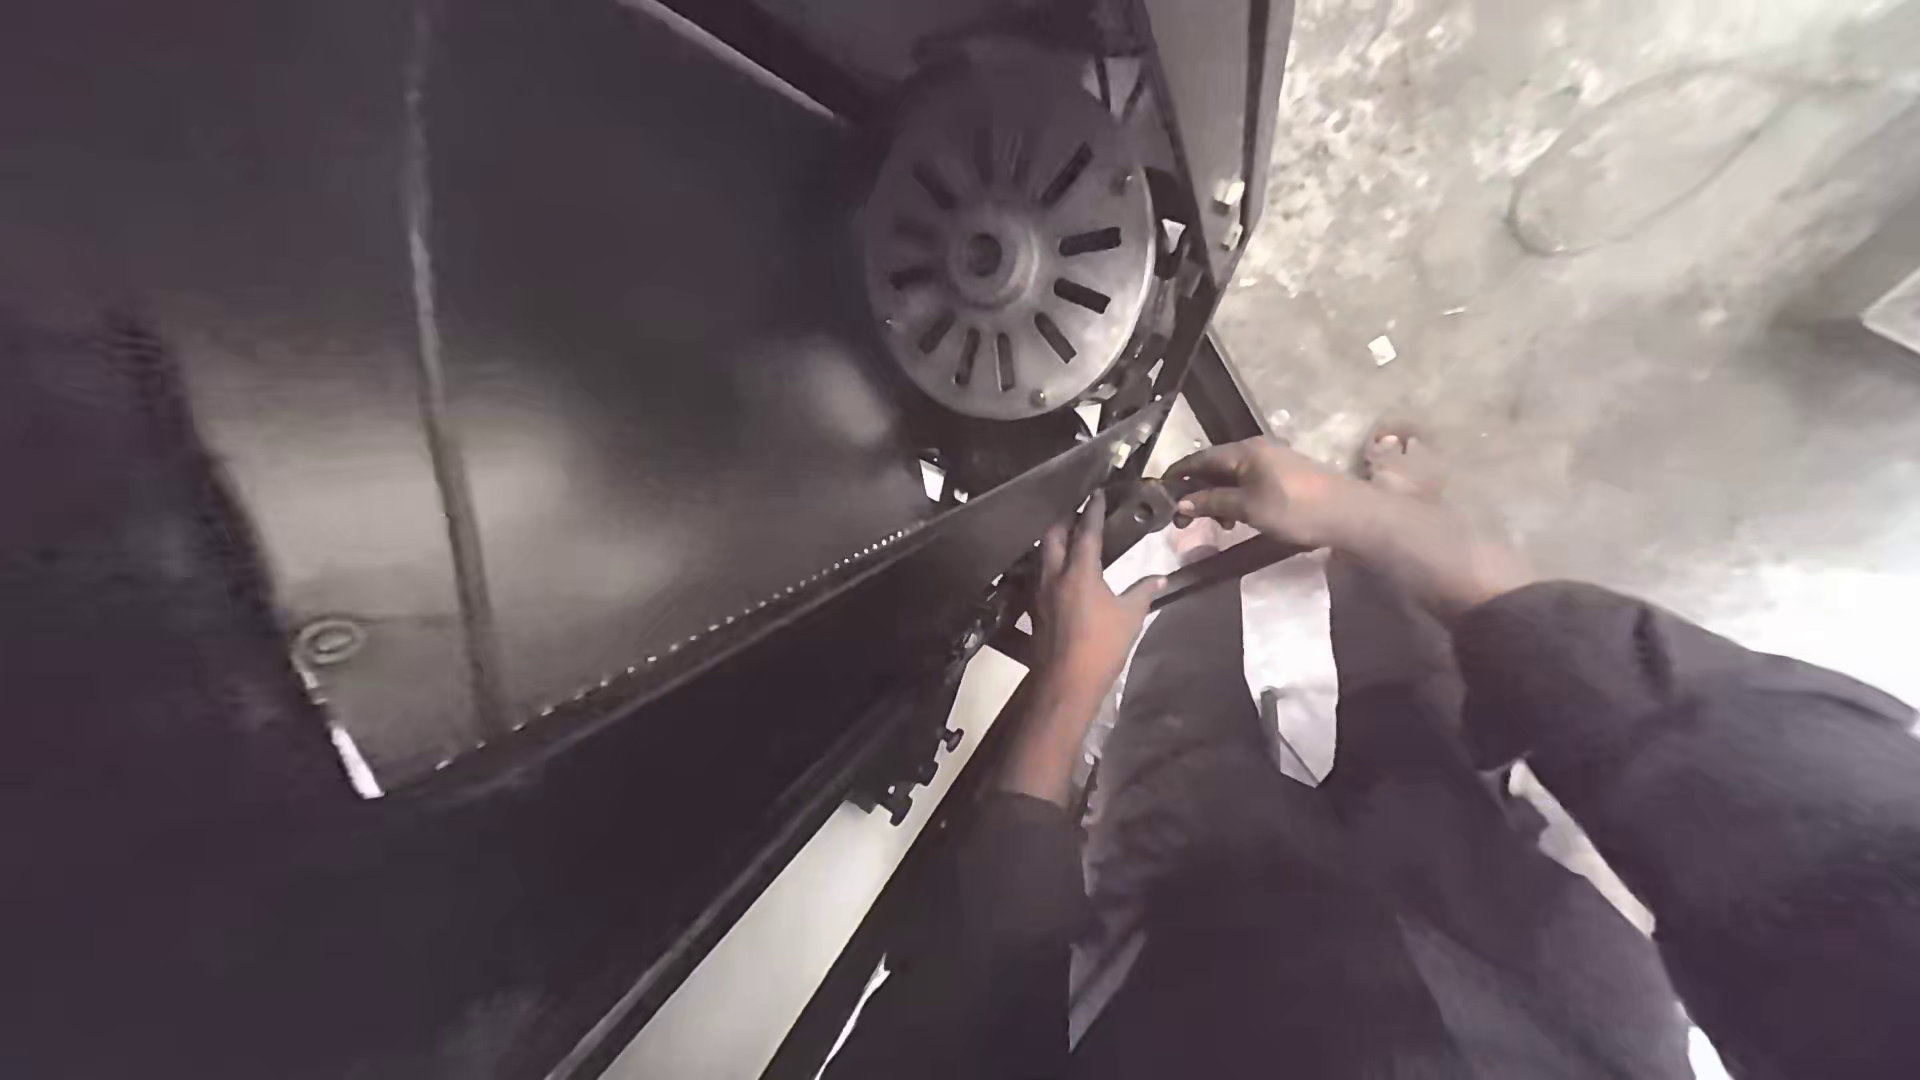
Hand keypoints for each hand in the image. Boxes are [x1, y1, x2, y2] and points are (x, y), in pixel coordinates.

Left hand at [999, 490, 1164, 804]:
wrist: (1066, 681)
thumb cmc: (1102, 646)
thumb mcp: (1130, 617)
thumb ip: (1144, 591)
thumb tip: (1161, 577)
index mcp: (1079, 572)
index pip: (1085, 531)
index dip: (1092, 510)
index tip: (1096, 494)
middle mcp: (1054, 574)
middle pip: (1053, 535)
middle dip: (1064, 519)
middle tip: (1077, 510)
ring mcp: (1040, 591)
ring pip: (1043, 554)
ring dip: (1054, 540)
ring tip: (1068, 535)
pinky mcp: (1034, 607)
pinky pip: (1040, 574)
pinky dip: (1050, 562)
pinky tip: (1061, 570)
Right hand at [1166, 437, 1360, 548]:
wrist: (1352, 516)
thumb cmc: (1295, 509)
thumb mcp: (1248, 508)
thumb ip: (1212, 502)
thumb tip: (1182, 502)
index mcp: (1245, 451)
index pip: (1200, 458)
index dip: (1178, 474)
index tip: (1159, 490)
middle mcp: (1256, 450)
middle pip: (1215, 468)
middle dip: (1196, 492)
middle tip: (1183, 518)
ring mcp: (1272, 462)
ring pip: (1232, 478)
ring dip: (1217, 499)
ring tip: (1217, 524)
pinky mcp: (1285, 477)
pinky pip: (1248, 484)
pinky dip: (1236, 500)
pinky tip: (1238, 519)